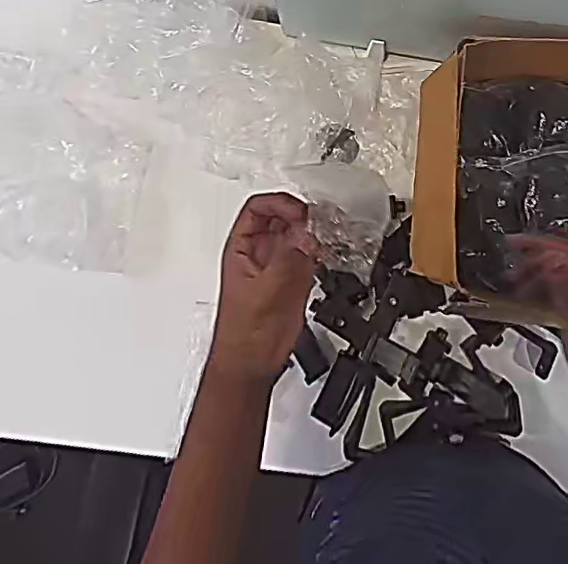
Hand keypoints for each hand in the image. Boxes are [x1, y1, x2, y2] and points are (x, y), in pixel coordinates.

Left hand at [210, 193, 319, 381]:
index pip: (257, 208)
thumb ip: (287, 259)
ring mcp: (278, 263)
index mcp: (242, 248)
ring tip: (324, 233)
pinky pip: (310, 251)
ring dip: (312, 230)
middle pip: (280, 216)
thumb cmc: (243, 334)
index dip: (279, 204)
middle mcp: (261, 252)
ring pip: (297, 232)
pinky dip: (320, 247)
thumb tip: (305, 234)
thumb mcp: (265, 291)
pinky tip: (325, 251)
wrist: (253, 362)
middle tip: (316, 221)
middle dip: (300, 214)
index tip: (298, 213)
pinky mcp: (295, 276)